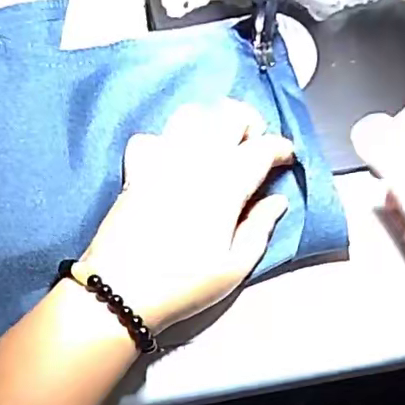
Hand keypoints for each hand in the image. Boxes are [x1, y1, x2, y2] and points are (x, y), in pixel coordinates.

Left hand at [75, 99, 296, 330]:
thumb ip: (260, 228)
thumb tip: (276, 202)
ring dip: (210, 122)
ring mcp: (161, 159)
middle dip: (248, 123)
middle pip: (228, 112)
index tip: (285, 160)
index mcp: (227, 182)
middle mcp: (195, 159)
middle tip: (253, 148)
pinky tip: (173, 162)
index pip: (264, 146)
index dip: (281, 149)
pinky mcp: (136, 169)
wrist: (119, 291)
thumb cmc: (182, 284)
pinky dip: (167, 142)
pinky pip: (153, 136)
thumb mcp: (234, 267)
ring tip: (216, 147)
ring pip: (191, 113)